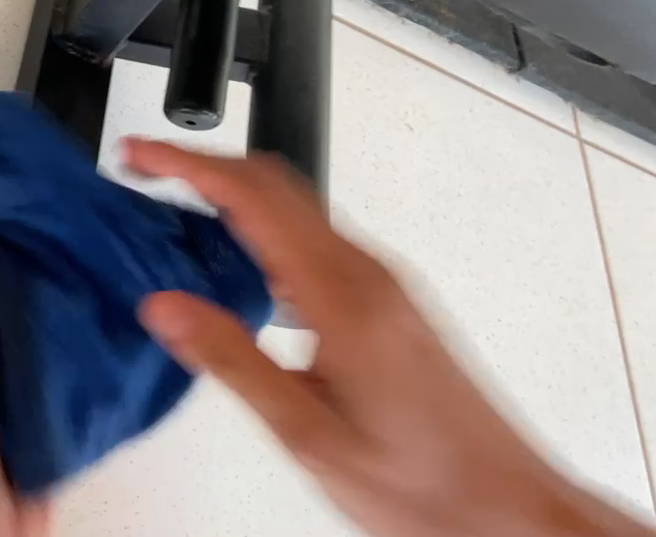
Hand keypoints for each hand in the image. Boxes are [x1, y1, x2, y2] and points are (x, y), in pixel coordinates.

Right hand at [123, 139, 655, 536]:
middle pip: (270, 178)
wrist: (519, 515)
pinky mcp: (380, 290)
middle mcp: (361, 269)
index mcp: (340, 294)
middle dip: (198, 160)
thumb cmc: (421, 486)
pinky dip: (252, 210)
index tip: (136, 153)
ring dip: (225, 181)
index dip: (184, 164)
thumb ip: (231, 360)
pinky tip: (226, 243)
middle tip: (141, 165)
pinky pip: (304, 225)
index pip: (250, 196)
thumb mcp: (310, 435)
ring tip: (170, 195)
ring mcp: (375, 275)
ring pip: (289, 196)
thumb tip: (160, 305)